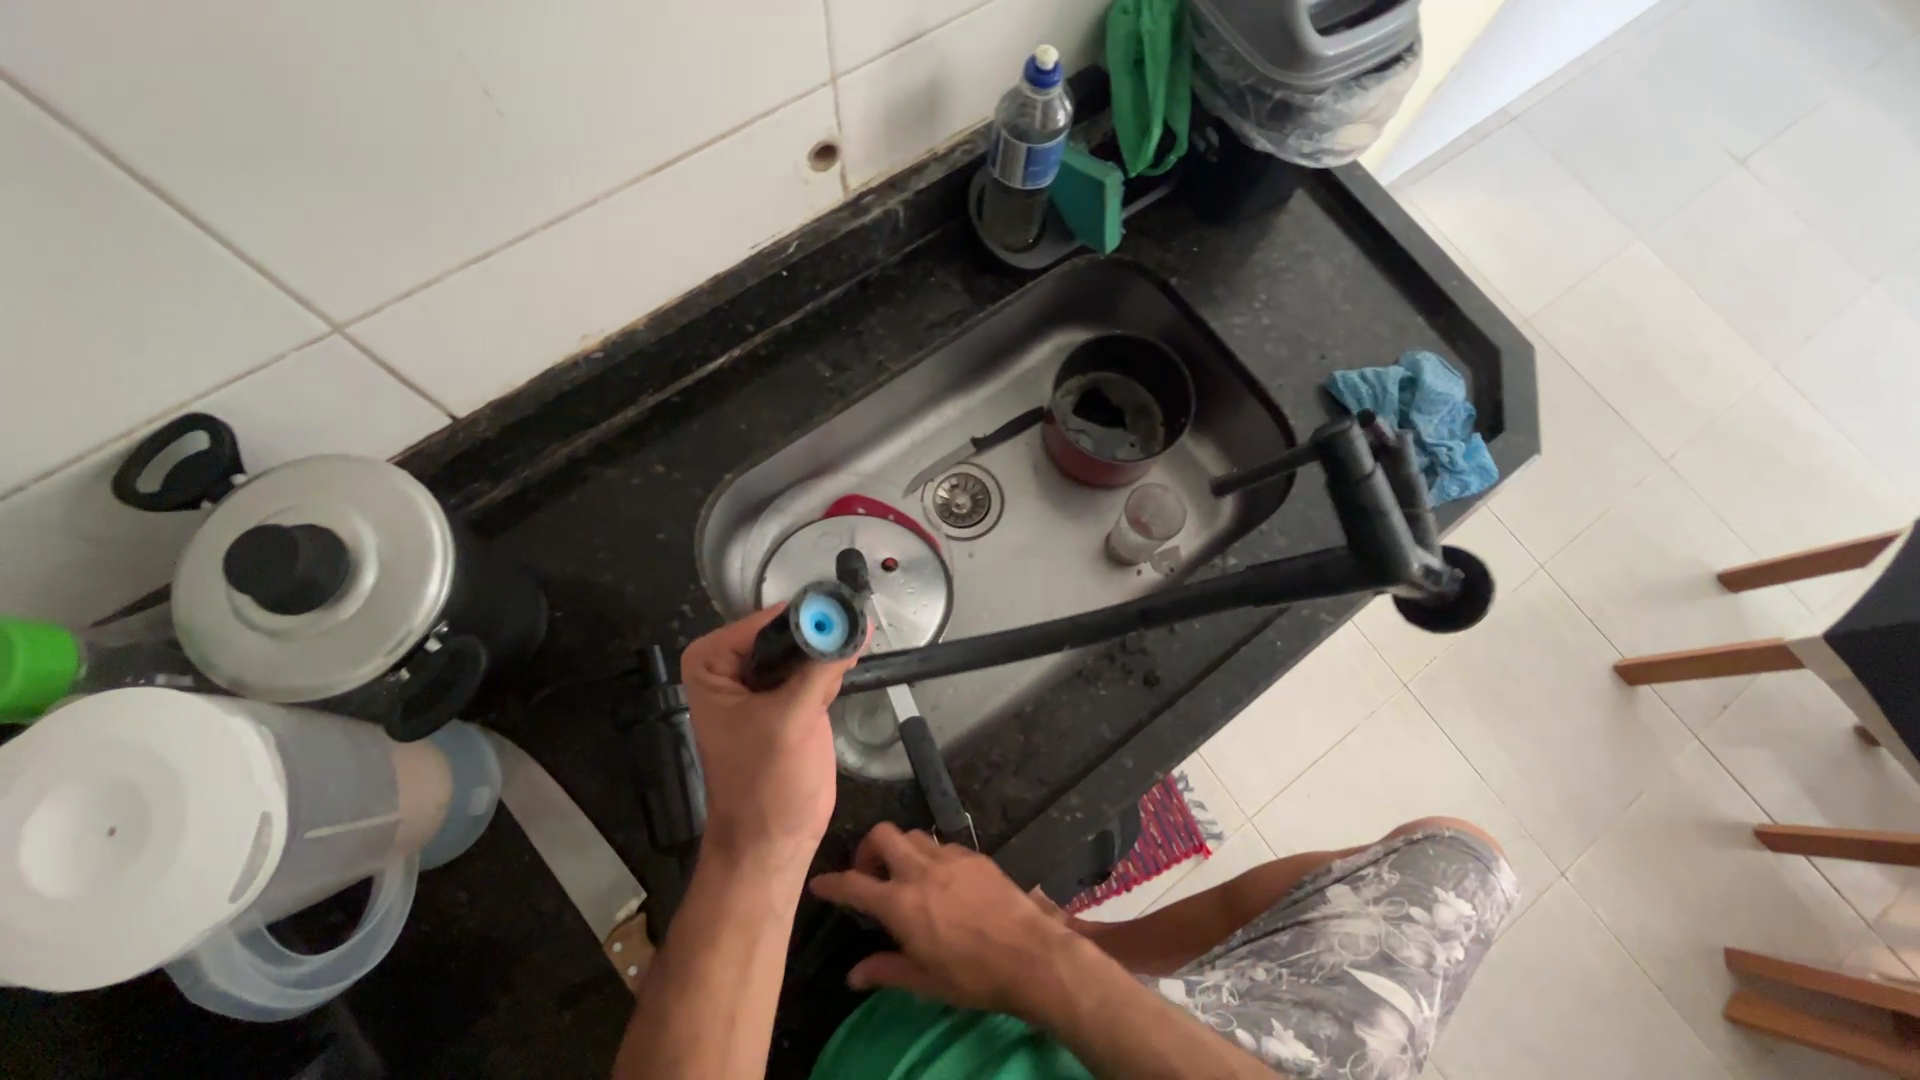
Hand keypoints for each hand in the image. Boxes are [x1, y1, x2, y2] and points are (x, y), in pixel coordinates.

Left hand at [680, 606, 861, 865]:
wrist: (773, 840)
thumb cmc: (765, 783)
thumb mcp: (791, 719)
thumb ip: (821, 667)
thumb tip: (854, 622)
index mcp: (712, 663)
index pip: (765, 622)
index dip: (804, 618)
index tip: (844, 611)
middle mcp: (733, 667)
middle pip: (785, 631)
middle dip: (821, 630)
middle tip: (858, 623)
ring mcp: (762, 685)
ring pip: (803, 648)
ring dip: (831, 645)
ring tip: (862, 634)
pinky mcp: (789, 702)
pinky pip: (815, 669)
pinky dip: (835, 665)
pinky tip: (855, 657)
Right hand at [809, 824, 1085, 1018]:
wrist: (1030, 955)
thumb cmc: (972, 975)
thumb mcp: (924, 982)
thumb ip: (886, 970)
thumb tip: (854, 975)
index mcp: (900, 902)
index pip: (853, 884)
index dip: (831, 883)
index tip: (820, 883)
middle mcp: (920, 870)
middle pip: (882, 834)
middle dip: (868, 848)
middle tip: (870, 874)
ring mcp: (950, 858)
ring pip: (913, 835)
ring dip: (901, 849)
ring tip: (905, 875)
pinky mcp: (976, 856)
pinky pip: (943, 845)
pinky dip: (931, 855)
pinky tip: (942, 880)